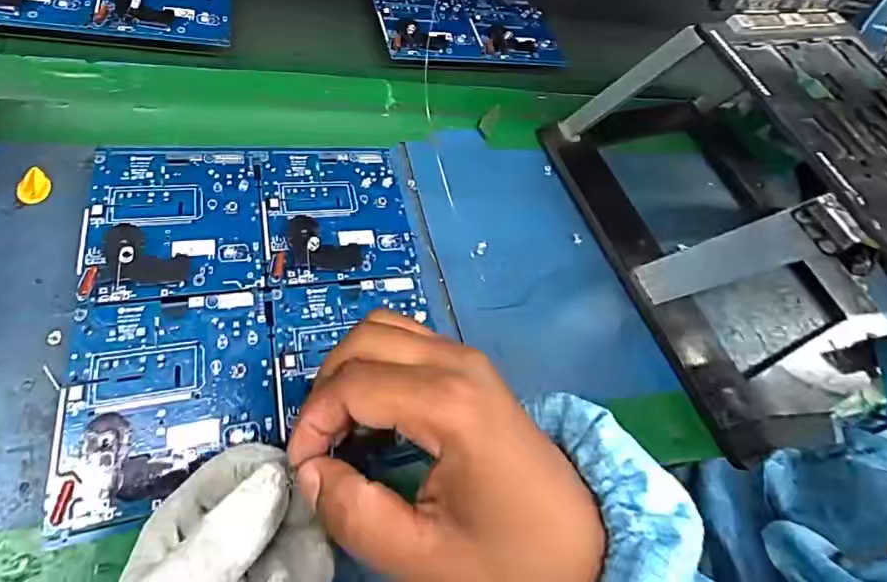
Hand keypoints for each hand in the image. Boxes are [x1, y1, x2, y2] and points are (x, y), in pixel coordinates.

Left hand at [122, 444, 330, 581]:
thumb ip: (219, 535)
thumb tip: (272, 478)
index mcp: (189, 519)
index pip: (240, 465)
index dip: (272, 462)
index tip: (300, 474)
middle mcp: (229, 536)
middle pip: (280, 494)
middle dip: (296, 506)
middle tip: (306, 521)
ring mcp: (258, 569)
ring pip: (303, 532)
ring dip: (308, 542)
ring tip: (295, 563)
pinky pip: (312, 568)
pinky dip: (313, 568)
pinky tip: (302, 575)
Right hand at [286, 311, 603, 581]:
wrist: (585, 545)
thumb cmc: (512, 558)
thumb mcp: (427, 559)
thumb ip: (357, 516)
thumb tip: (312, 473)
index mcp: (448, 402)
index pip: (354, 384)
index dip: (314, 421)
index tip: (302, 466)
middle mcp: (455, 361)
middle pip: (364, 339)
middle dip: (327, 385)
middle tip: (318, 443)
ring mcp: (465, 356)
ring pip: (383, 328)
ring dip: (349, 366)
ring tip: (340, 424)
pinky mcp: (469, 365)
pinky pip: (405, 339)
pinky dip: (374, 362)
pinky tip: (373, 410)